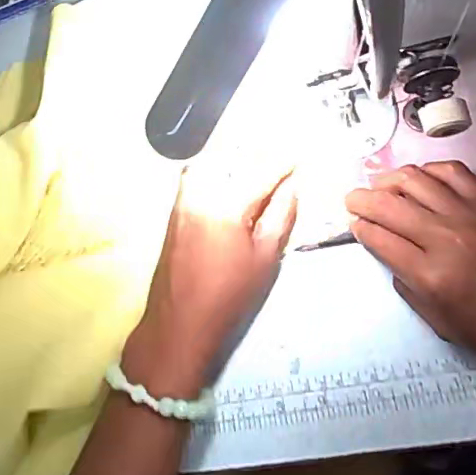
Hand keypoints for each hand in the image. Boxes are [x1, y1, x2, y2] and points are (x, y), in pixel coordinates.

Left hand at [123, 163, 296, 397]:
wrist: (179, 321)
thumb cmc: (228, 294)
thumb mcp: (265, 257)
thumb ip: (281, 214)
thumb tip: (292, 186)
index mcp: (226, 204)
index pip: (262, 171)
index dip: (284, 163)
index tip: (300, 157)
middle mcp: (201, 191)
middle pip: (235, 157)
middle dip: (260, 153)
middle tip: (283, 156)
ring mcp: (183, 196)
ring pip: (215, 160)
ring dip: (239, 155)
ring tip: (262, 161)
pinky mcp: (175, 206)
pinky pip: (201, 172)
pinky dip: (220, 166)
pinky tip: (235, 173)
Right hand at [344, 162, 475, 387]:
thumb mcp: (446, 326)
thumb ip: (412, 290)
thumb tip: (396, 259)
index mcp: (432, 276)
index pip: (380, 238)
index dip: (360, 228)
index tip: (354, 225)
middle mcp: (447, 237)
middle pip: (389, 203)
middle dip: (362, 199)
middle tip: (352, 200)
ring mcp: (472, 214)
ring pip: (416, 179)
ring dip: (389, 178)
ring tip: (379, 184)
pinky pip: (453, 172)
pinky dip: (429, 170)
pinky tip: (421, 178)